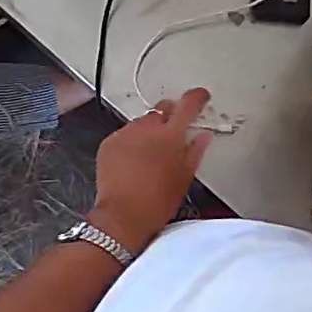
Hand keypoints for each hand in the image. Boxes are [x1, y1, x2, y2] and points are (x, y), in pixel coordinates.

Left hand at [89, 88, 213, 252]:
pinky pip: (124, 134)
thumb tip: (202, 137)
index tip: (200, 96)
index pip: (188, 104)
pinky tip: (134, 160)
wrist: (123, 214)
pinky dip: (131, 141)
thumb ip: (195, 150)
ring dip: (150, 129)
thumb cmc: (157, 200)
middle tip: (175, 130)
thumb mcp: (185, 176)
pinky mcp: (109, 143)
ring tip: (151, 152)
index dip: (197, 97)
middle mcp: (148, 128)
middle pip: (163, 108)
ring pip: (142, 122)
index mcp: (171, 135)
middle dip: (171, 114)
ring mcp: (126, 134)